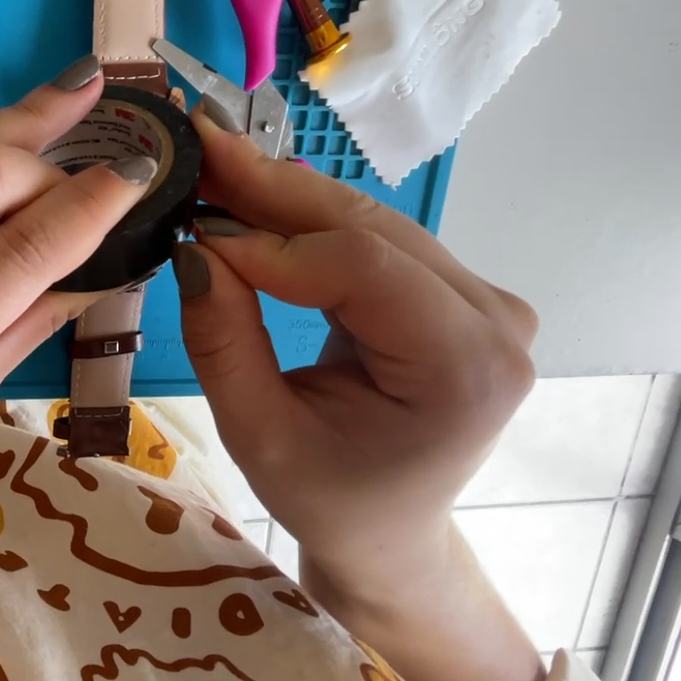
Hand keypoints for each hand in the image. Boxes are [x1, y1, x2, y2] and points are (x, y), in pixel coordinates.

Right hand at [174, 112, 542, 680]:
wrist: (385, 532)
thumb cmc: (324, 497)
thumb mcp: (257, 433)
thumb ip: (224, 342)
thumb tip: (192, 250)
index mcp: (462, 366)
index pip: (358, 268)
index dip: (266, 241)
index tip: (189, 228)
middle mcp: (491, 318)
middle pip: (369, 228)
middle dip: (273, 190)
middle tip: (197, 147)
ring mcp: (481, 301)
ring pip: (370, 224)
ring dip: (286, 198)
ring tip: (214, 167)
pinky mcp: (453, 295)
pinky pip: (372, 243)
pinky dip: (306, 223)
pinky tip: (256, 201)